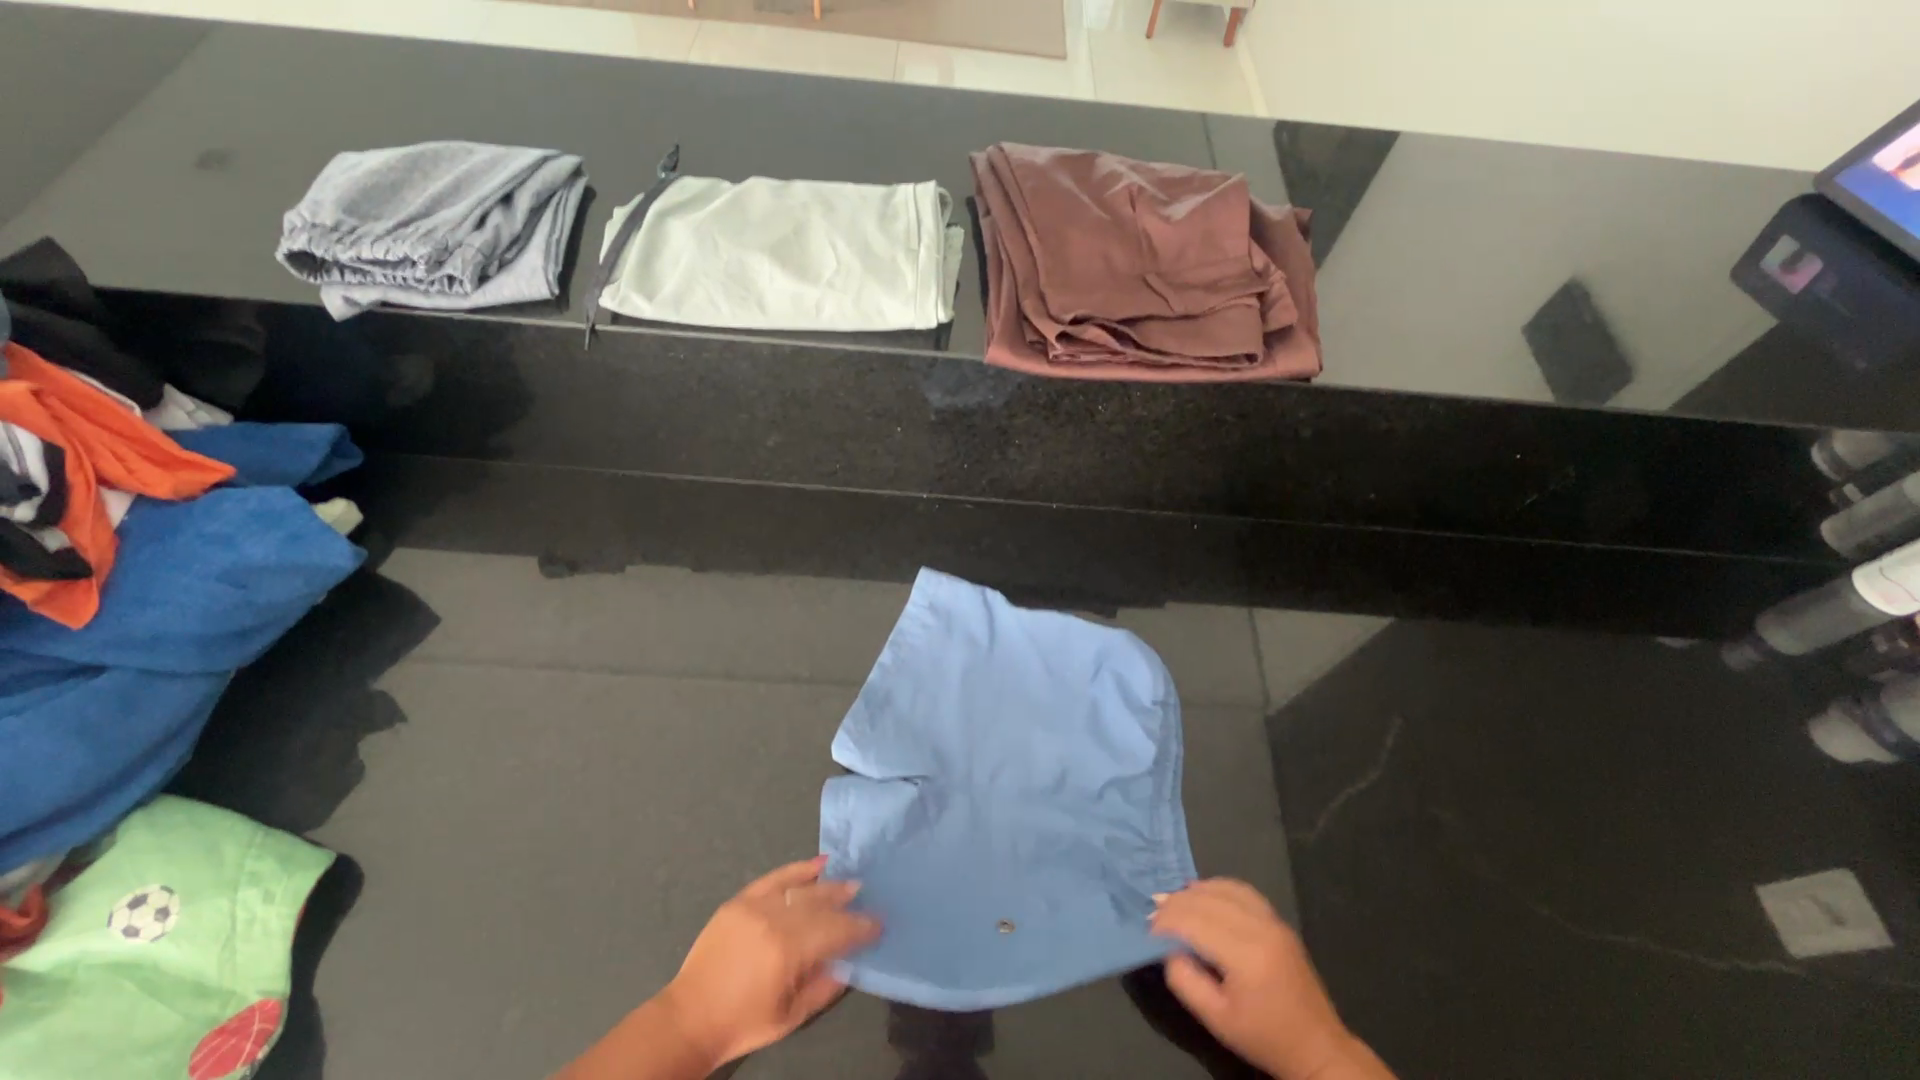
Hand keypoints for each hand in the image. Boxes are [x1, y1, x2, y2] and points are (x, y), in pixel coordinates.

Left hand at [658, 856, 880, 1067]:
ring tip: (848, 882)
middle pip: (820, 904)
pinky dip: (796, 870)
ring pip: (800, 889)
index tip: (878, 925)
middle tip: (866, 898)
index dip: (860, 927)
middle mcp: (774, 921)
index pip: (836, 931)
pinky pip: (774, 878)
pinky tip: (818, 864)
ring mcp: (754, 907)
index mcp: (788, 951)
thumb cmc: (743, 1023)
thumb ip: (825, 986)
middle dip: (846, 901)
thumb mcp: (793, 1016)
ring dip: (827, 885)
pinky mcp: (739, 901)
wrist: (690, 1017)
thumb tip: (850, 962)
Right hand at [1150, 879, 1369, 1079]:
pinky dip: (1218, 888)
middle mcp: (1261, 929)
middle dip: (1175, 903)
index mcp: (1245, 956)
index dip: (1166, 922)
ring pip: (1225, 888)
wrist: (1316, 1047)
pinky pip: (1243, 891)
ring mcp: (1273, 922)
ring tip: (1173, 903)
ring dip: (1195, 892)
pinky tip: (1203, 896)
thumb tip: (1168, 947)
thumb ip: (1183, 978)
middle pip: (1207, 899)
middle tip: (1153, 914)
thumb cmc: (1263, 1037)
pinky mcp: (1279, 922)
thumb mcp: (1214, 1018)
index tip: (1148, 932)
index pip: (1193, 921)